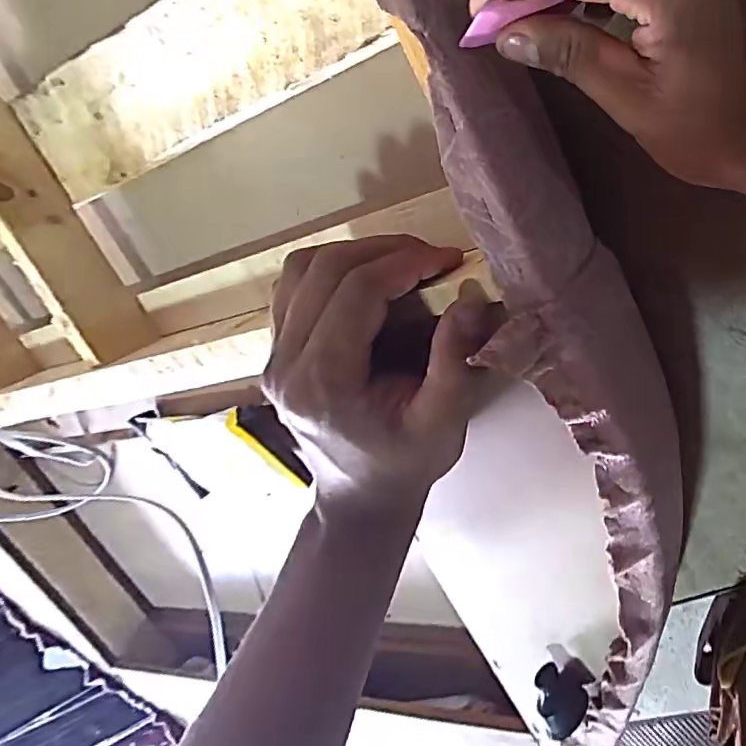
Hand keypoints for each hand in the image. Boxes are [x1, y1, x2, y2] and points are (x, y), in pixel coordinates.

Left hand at [263, 236, 503, 524]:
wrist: (361, 496)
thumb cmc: (406, 462)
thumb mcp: (443, 419)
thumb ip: (455, 358)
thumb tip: (470, 299)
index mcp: (324, 380)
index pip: (355, 291)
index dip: (405, 262)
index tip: (449, 260)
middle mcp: (287, 362)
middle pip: (323, 269)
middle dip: (385, 249)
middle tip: (433, 258)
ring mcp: (276, 355)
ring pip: (302, 269)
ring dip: (358, 252)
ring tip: (405, 262)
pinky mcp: (281, 350)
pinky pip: (297, 286)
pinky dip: (337, 269)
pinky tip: (374, 279)